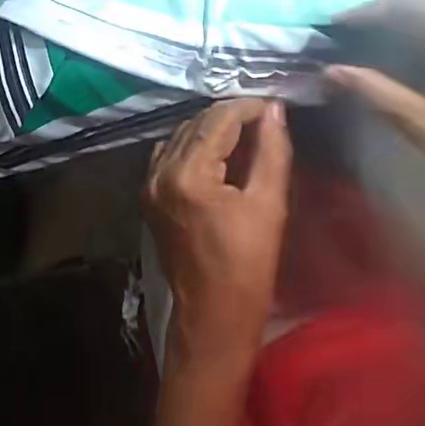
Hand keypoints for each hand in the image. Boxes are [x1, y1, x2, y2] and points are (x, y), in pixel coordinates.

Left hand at [145, 99, 292, 360]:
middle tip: (265, 120)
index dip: (249, 107)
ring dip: (214, 130)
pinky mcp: (149, 196)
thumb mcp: (269, 205)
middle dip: (232, 116)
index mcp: (187, 174)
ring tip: (248, 135)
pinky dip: (195, 146)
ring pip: (183, 135)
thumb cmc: (248, 267)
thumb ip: (272, 150)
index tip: (274, 106)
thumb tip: (275, 110)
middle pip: (198, 123)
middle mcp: (160, 172)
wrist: (213, 319)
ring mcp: (150, 184)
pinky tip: (219, 155)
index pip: (219, 120)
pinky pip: (171, 153)